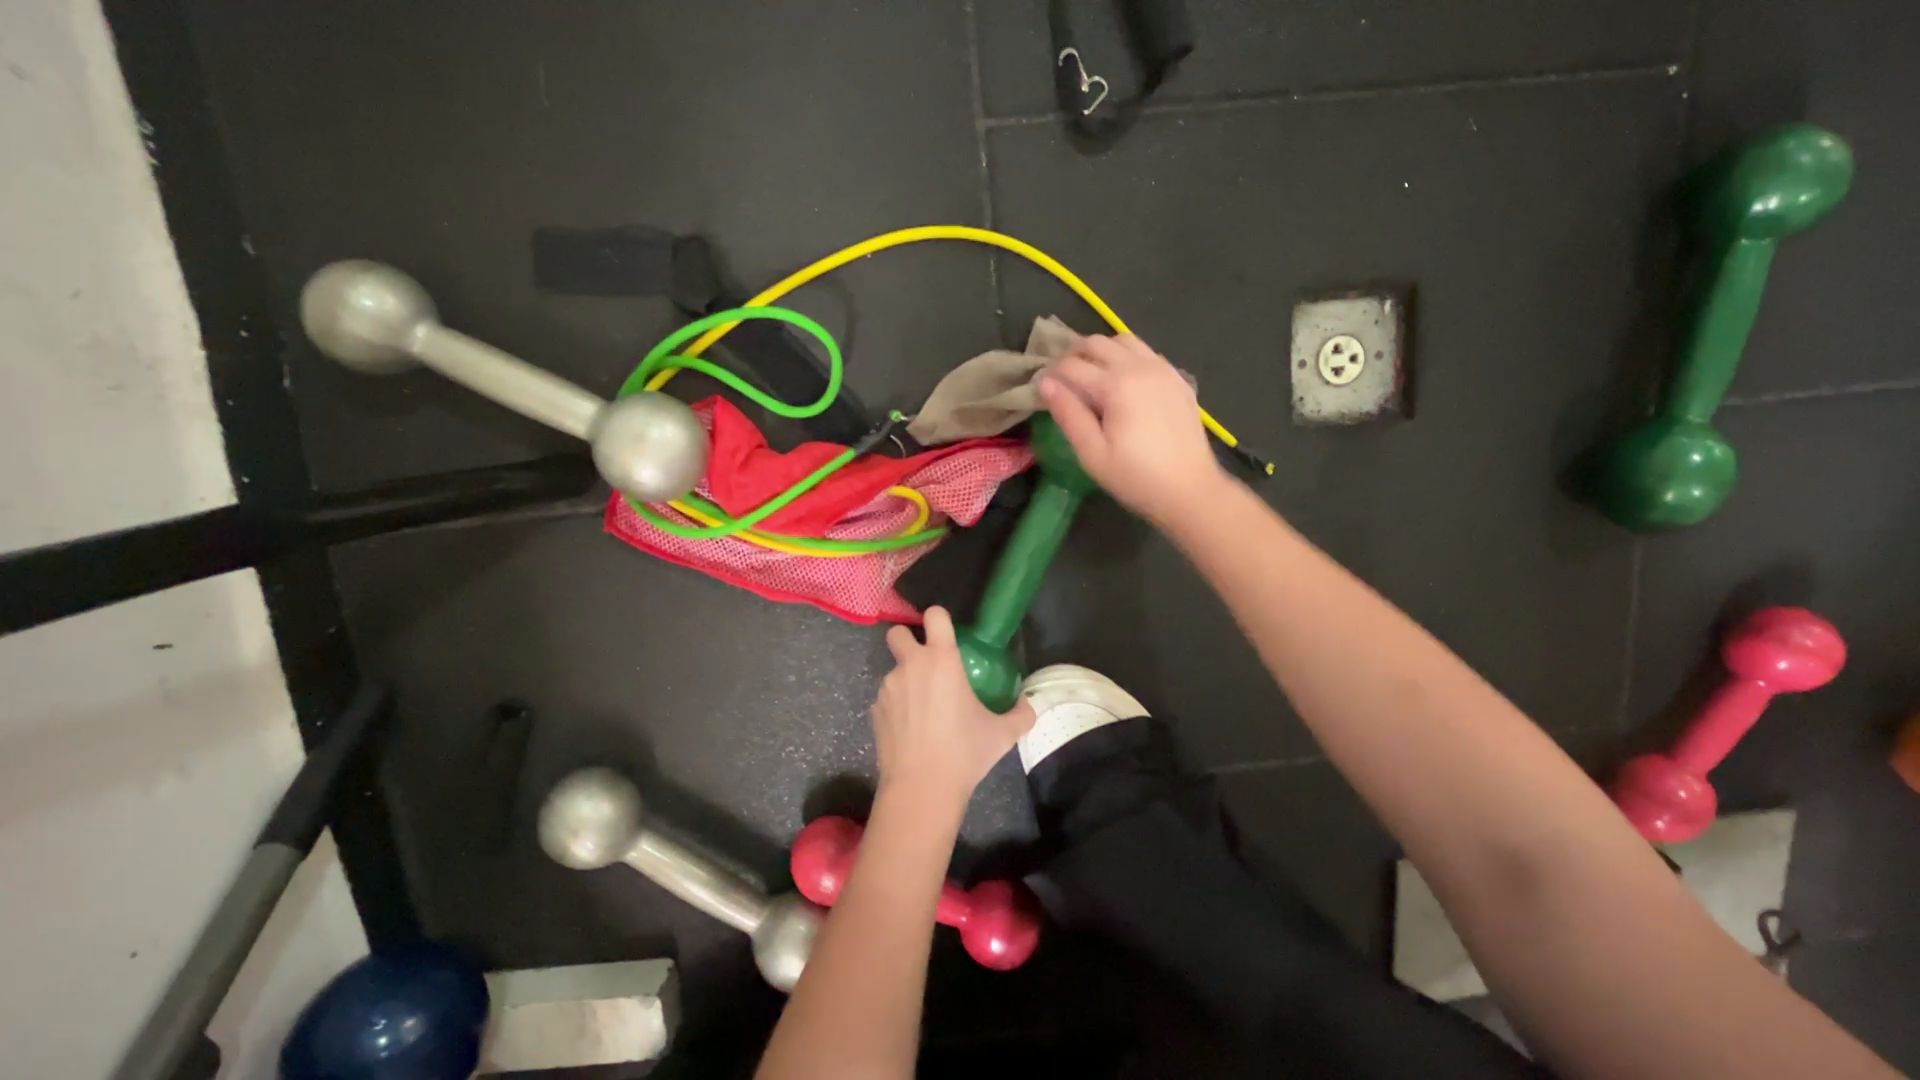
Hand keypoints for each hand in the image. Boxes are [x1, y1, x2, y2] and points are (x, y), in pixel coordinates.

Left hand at [872, 607, 1035, 804]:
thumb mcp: (1002, 735)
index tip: (946, 633)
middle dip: (907, 639)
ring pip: (893, 669)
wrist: (920, 787)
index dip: (939, 618)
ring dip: (906, 680)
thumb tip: (1030, 705)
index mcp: (942, 660)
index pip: (934, 615)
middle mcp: (911, 666)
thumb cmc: (964, 752)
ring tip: (924, 709)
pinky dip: (897, 706)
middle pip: (897, 633)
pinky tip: (910, 729)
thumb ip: (1021, 715)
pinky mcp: (874, 710)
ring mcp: (888, 687)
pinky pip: (887, 698)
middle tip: (925, 661)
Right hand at [1037, 334, 1229, 522]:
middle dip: (1073, 356)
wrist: (1190, 489)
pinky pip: (1146, 352)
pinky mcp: (1177, 378)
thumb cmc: (1136, 478)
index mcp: (1116, 385)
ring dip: (1101, 351)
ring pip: (1123, 340)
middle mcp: (1140, 367)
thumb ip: (1069, 415)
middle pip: (1096, 343)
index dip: (1050, 375)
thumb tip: (1045, 384)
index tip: (1041, 391)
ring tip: (1091, 376)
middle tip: (1062, 381)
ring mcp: (1162, 369)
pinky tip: (1123, 382)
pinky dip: (1127, 357)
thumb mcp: (1093, 454)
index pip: (1071, 366)